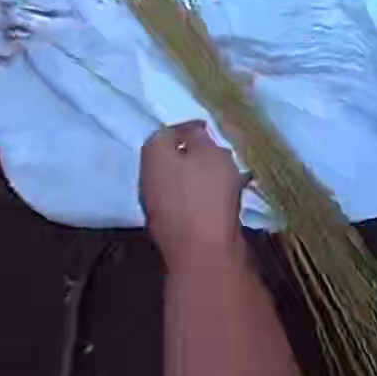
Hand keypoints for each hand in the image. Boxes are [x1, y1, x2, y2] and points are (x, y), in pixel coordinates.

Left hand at [140, 121, 246, 269]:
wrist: (202, 249)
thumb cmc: (208, 195)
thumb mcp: (212, 156)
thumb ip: (201, 138)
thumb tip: (192, 129)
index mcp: (153, 156)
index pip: (165, 131)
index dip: (188, 127)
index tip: (212, 129)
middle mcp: (148, 176)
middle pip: (170, 156)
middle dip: (194, 151)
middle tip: (222, 151)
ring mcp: (156, 201)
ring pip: (178, 176)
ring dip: (199, 172)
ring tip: (228, 174)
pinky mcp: (171, 221)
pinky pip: (186, 196)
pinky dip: (202, 191)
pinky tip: (222, 196)